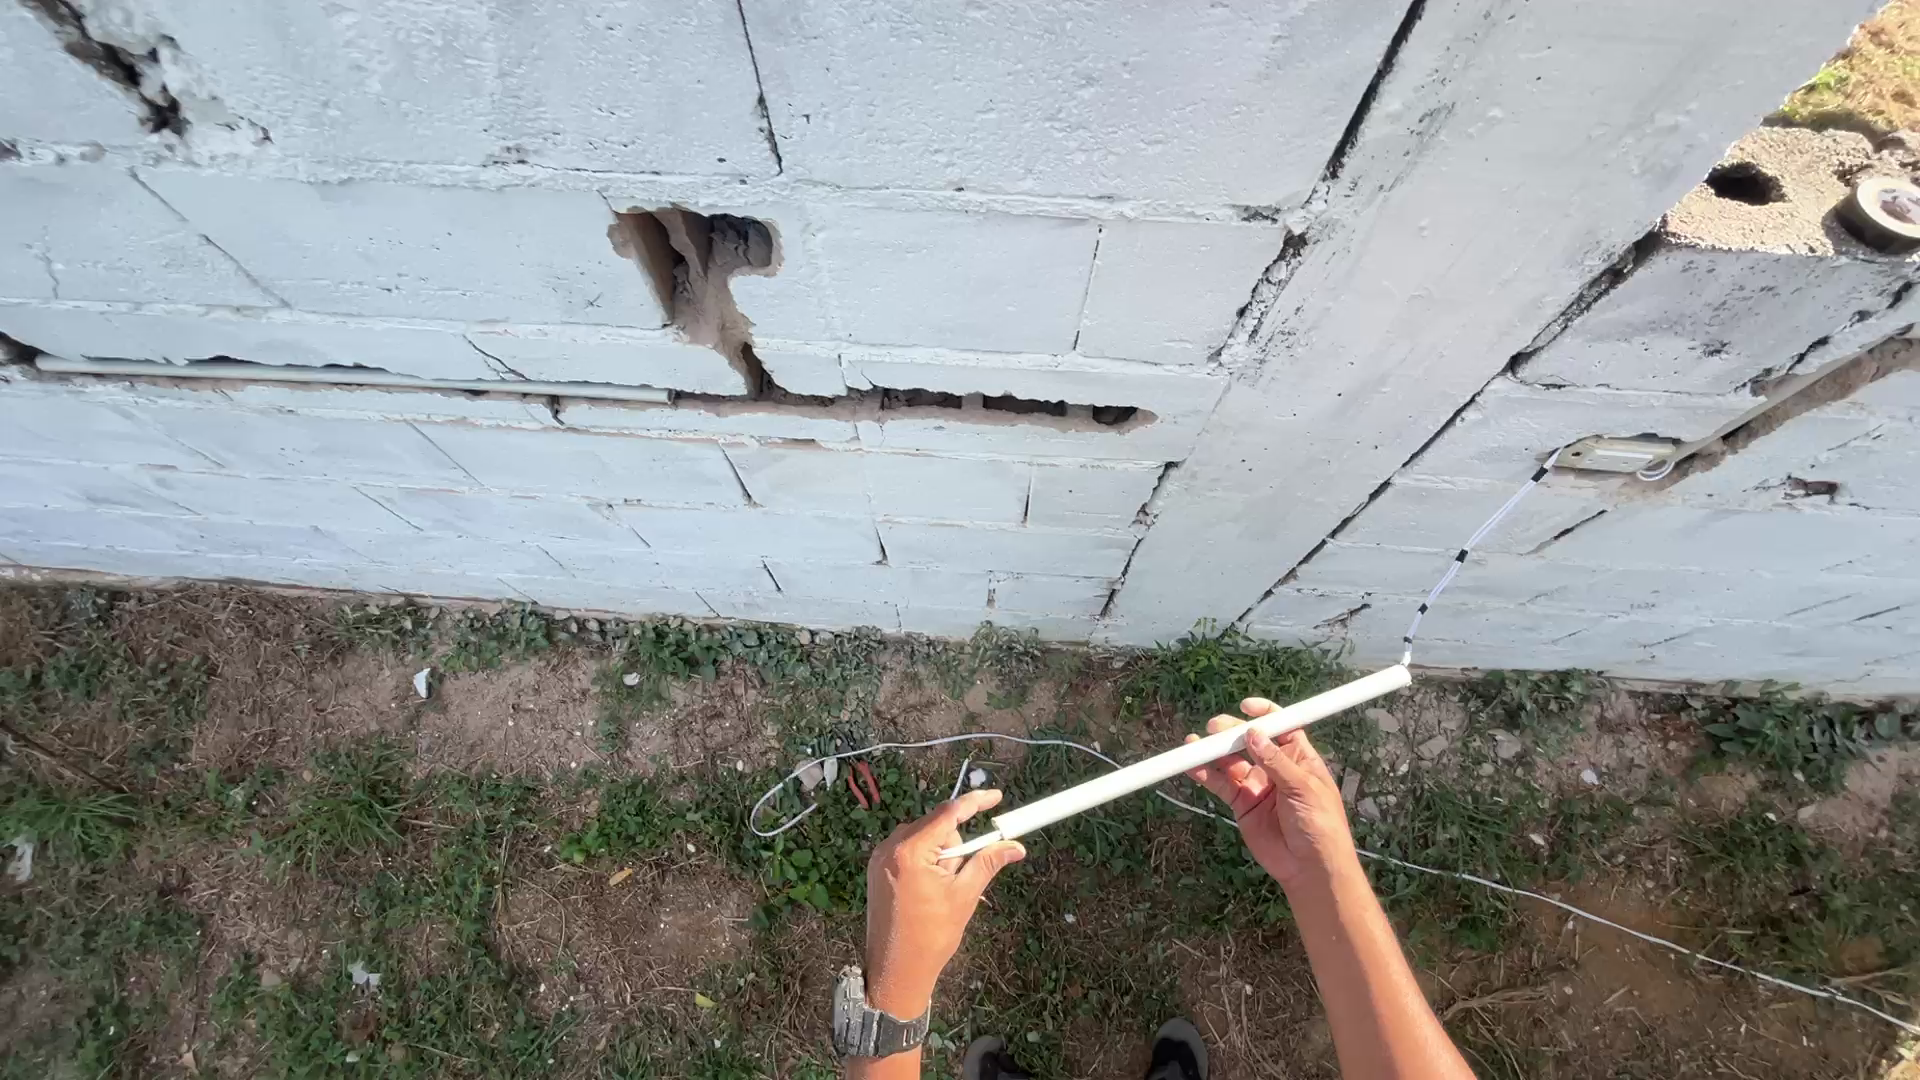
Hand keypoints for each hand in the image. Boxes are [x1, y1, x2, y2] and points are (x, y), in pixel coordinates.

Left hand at [862, 789, 1025, 1015]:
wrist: (895, 973)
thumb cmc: (931, 937)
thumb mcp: (964, 896)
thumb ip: (988, 861)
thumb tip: (1016, 846)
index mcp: (910, 851)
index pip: (949, 813)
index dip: (975, 802)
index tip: (996, 797)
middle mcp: (890, 846)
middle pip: (936, 825)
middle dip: (955, 845)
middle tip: (958, 878)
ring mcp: (880, 856)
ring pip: (924, 836)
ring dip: (940, 853)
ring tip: (941, 890)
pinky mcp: (877, 866)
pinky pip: (909, 847)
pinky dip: (925, 858)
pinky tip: (928, 888)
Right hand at [1185, 698, 1357, 888]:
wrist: (1311, 869)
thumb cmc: (1321, 826)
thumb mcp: (1304, 789)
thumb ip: (1276, 761)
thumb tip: (1252, 733)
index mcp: (1298, 758)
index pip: (1281, 727)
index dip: (1264, 713)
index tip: (1245, 706)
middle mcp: (1275, 767)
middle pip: (1248, 739)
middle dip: (1230, 731)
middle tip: (1215, 729)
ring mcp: (1256, 784)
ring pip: (1230, 759)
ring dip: (1213, 751)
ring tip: (1194, 744)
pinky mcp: (1241, 802)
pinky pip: (1220, 783)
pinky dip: (1205, 773)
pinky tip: (1192, 766)